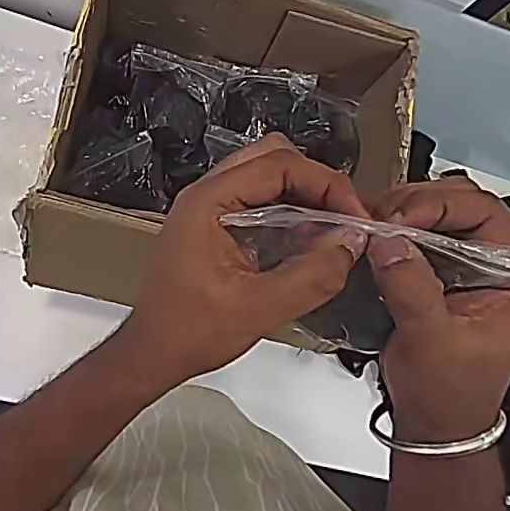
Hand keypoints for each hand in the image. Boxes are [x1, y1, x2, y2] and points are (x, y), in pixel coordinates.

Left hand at [118, 134, 369, 384]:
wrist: (154, 352)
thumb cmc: (188, 332)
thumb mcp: (257, 309)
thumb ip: (310, 276)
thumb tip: (351, 244)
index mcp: (209, 202)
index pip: (279, 164)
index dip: (326, 184)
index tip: (355, 215)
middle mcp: (208, 195)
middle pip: (275, 158)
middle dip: (318, 183)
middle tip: (346, 218)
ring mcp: (212, 208)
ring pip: (271, 178)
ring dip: (307, 197)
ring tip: (334, 231)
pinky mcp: (219, 225)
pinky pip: (263, 202)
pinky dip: (292, 213)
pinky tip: (309, 243)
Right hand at [369, 178, 509, 442]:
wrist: (435, 425)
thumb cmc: (451, 397)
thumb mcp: (432, 344)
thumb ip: (412, 291)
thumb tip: (389, 242)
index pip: (487, 214)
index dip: (440, 207)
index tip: (400, 218)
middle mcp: (502, 266)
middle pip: (463, 205)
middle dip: (418, 204)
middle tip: (381, 218)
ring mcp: (472, 268)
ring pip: (440, 215)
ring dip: (403, 214)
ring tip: (373, 225)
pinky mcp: (445, 274)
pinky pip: (421, 236)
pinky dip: (396, 231)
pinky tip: (375, 238)